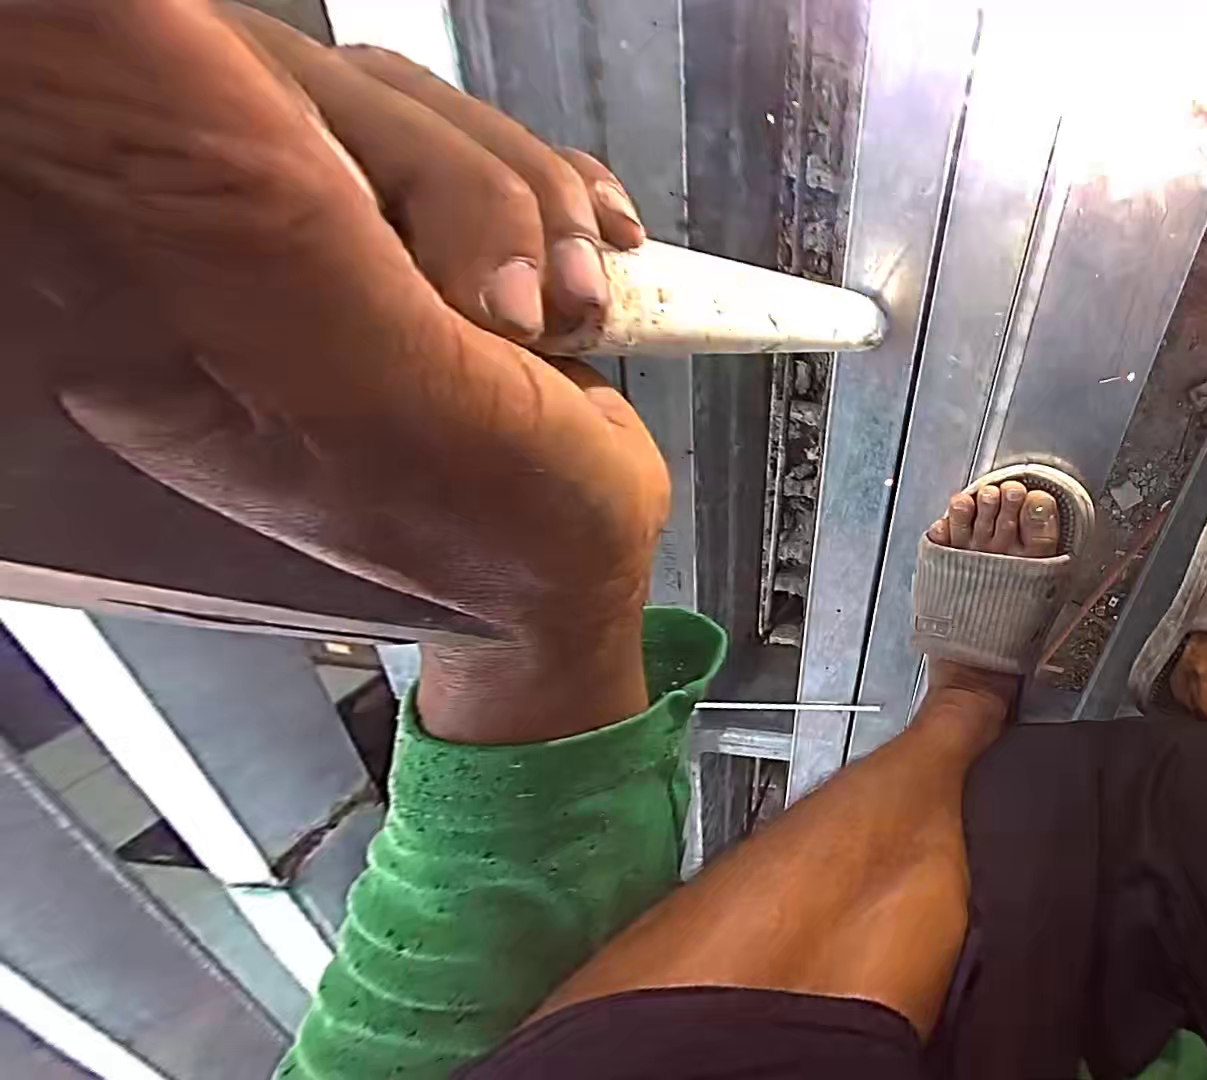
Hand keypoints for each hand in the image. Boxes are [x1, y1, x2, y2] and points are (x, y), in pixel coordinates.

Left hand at [0, 0, 664, 740]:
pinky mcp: (459, 246)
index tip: (451, 272)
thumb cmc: (502, 514)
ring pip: (438, 114)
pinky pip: (511, 149)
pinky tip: (612, 250)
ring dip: (552, 215)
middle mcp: (239, 244)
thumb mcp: (384, 387)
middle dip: (490, 204)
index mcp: (158, 283)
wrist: (584, 556)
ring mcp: (364, 238)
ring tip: (586, 317)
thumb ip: (250, 211)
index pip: (152, 86)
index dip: (325, 141)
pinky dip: (580, 196)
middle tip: (540, 324)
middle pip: (340, 91)